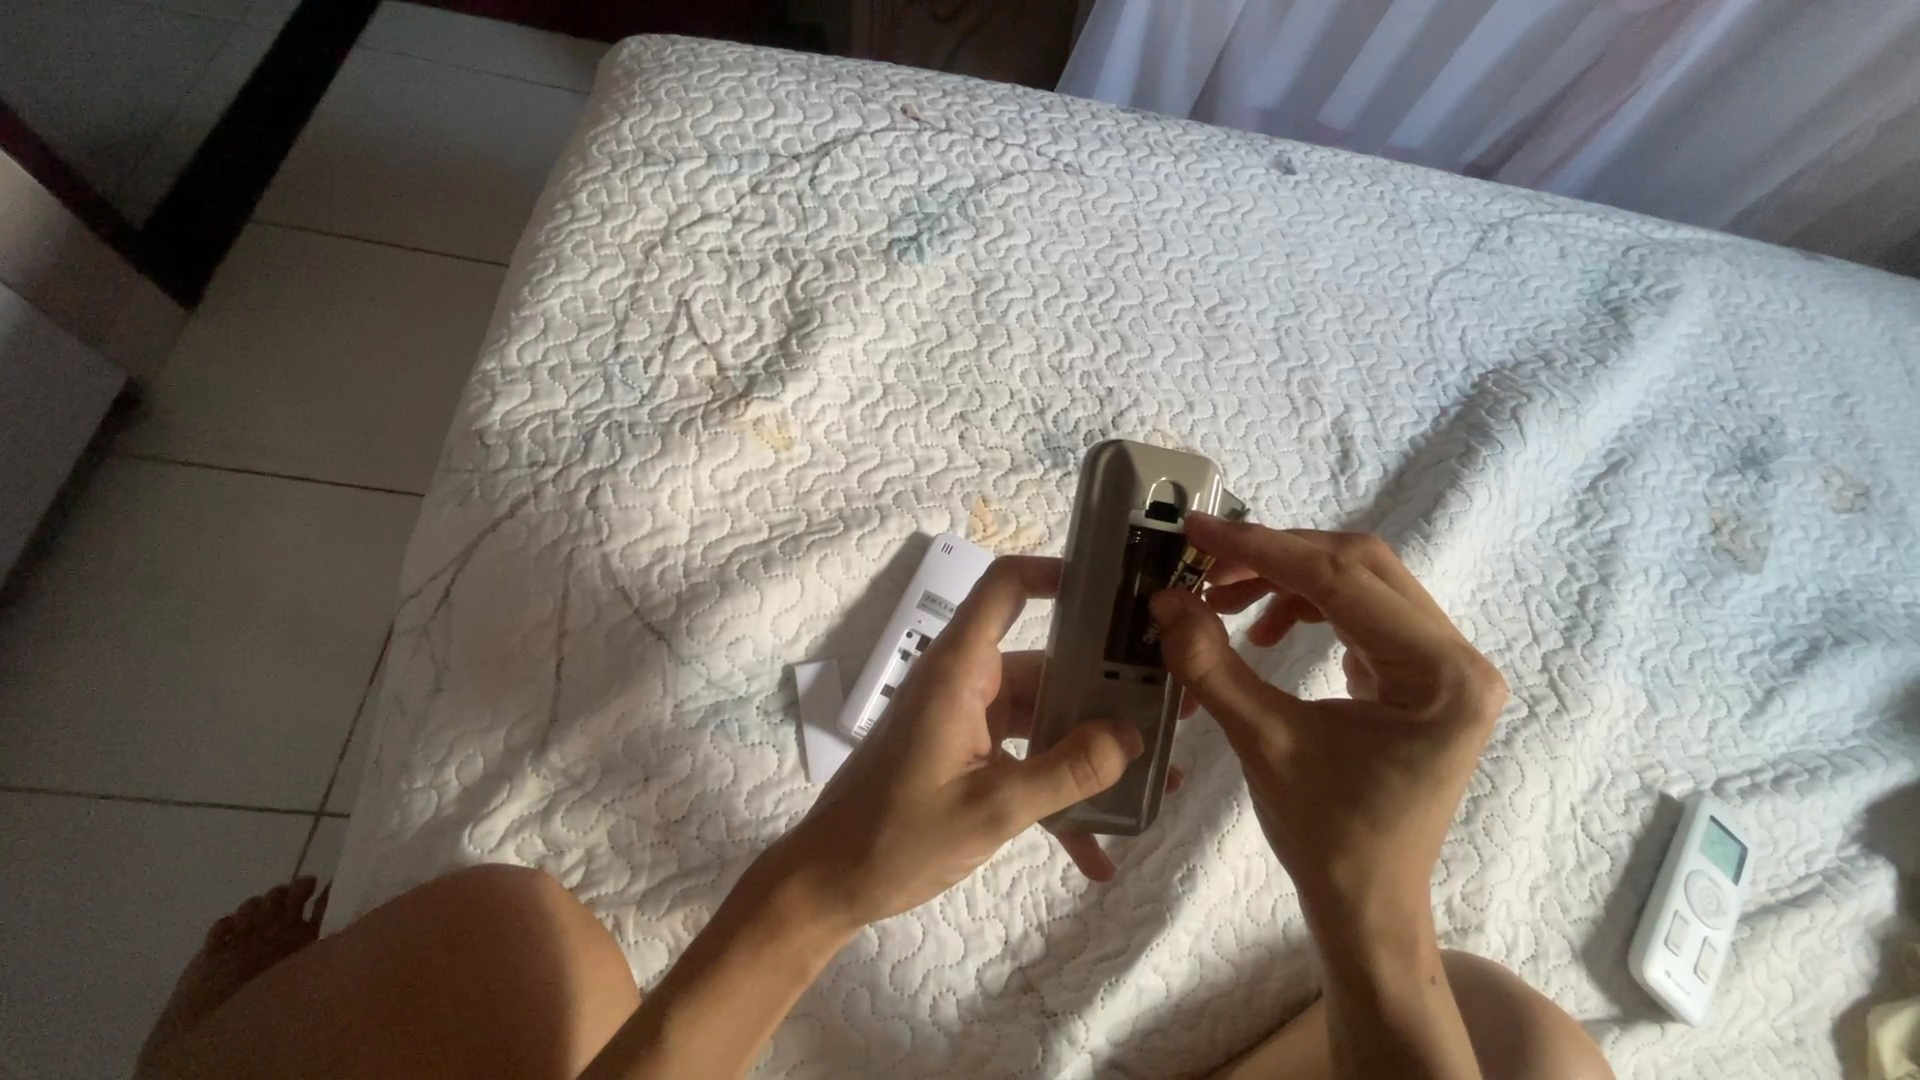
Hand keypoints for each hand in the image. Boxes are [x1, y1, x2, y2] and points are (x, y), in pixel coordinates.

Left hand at [767, 556, 1147, 929]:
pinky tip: (1096, 850)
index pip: (1005, 587)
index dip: (1055, 573)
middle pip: (1047, 661)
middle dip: (1105, 687)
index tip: (1114, 593)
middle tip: (1169, 706)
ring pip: (1044, 715)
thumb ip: (1067, 772)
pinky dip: (1057, 792)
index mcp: (960, 671)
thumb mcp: (992, 808)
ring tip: (1157, 778)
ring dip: (1090, 748)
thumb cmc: (898, 835)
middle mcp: (967, 683)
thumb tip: (1130, 737)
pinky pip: (1026, 757)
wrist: (832, 881)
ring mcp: (968, 719)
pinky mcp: (969, 754)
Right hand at [1149, 519, 1506, 922]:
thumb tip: (1165, 599)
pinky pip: (1360, 612)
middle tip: (1204, 565)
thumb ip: (1211, 665)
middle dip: (1273, 557)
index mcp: (1439, 674)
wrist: (1368, 901)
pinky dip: (1305, 605)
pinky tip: (1266, 631)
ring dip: (1286, 578)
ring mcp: (1443, 664)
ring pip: (1358, 581)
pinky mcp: (1419, 674)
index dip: (1261, 548)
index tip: (1197, 529)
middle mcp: (1456, 656)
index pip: (1342, 578)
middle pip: (1359, 565)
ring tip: (1225, 601)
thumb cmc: (1327, 836)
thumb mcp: (1262, 743)